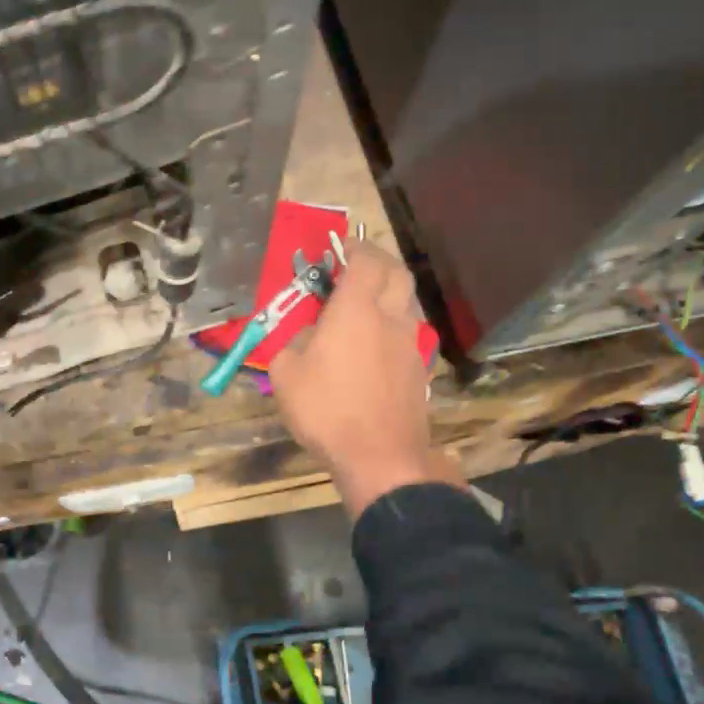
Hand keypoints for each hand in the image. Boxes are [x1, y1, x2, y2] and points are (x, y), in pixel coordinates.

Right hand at [268, 239, 462, 516]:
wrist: (380, 456)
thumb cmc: (326, 409)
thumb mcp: (285, 373)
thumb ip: (293, 343)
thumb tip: (306, 335)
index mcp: (356, 310)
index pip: (365, 261)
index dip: (354, 248)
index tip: (338, 247)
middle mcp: (390, 318)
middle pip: (397, 273)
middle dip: (378, 262)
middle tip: (355, 267)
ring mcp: (409, 344)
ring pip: (406, 302)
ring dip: (388, 293)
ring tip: (363, 304)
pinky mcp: (417, 369)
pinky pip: (407, 332)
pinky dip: (392, 323)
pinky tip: (372, 343)